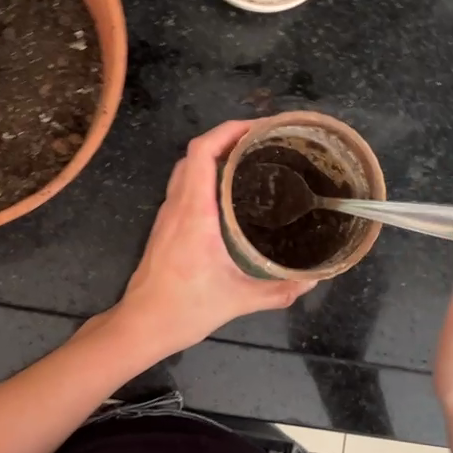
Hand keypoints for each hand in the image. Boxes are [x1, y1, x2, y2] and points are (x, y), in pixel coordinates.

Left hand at [110, 121, 315, 358]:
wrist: (140, 325)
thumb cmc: (184, 309)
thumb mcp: (238, 301)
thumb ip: (278, 290)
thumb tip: (312, 281)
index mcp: (194, 212)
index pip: (203, 152)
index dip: (228, 130)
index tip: (259, 128)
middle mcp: (177, 206)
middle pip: (194, 154)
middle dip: (226, 138)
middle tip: (262, 142)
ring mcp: (167, 216)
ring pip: (186, 170)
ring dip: (213, 157)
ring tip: (248, 161)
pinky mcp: (164, 228)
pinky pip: (183, 188)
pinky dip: (204, 177)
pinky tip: (227, 194)